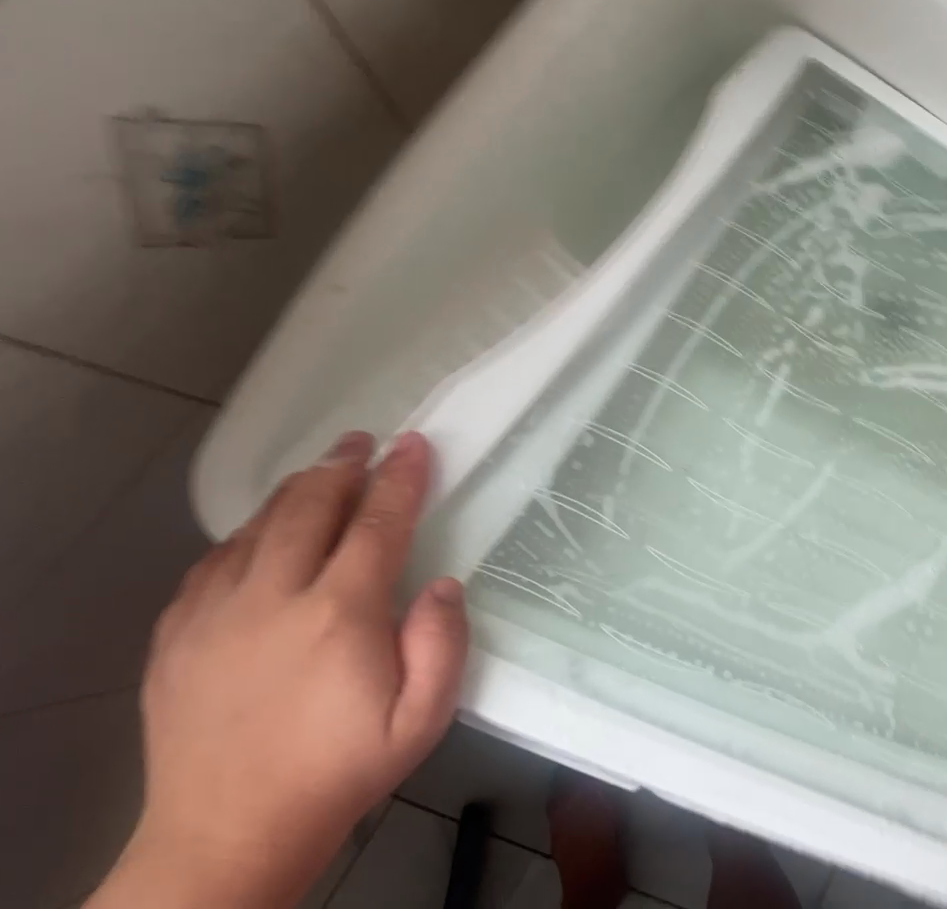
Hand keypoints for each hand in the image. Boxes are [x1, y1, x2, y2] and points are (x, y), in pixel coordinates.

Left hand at [92, 431, 468, 908]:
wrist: (230, 832)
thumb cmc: (343, 769)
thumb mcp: (424, 716)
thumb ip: (443, 643)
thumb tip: (443, 582)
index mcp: (340, 614)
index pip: (377, 524)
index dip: (400, 479)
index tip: (415, 445)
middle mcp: (272, 600)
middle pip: (308, 509)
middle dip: (341, 467)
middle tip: (363, 441)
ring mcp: (214, 617)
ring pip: (255, 529)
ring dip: (294, 492)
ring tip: (320, 471)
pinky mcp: (176, 639)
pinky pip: (211, 565)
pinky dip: (245, 535)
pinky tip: (261, 533)